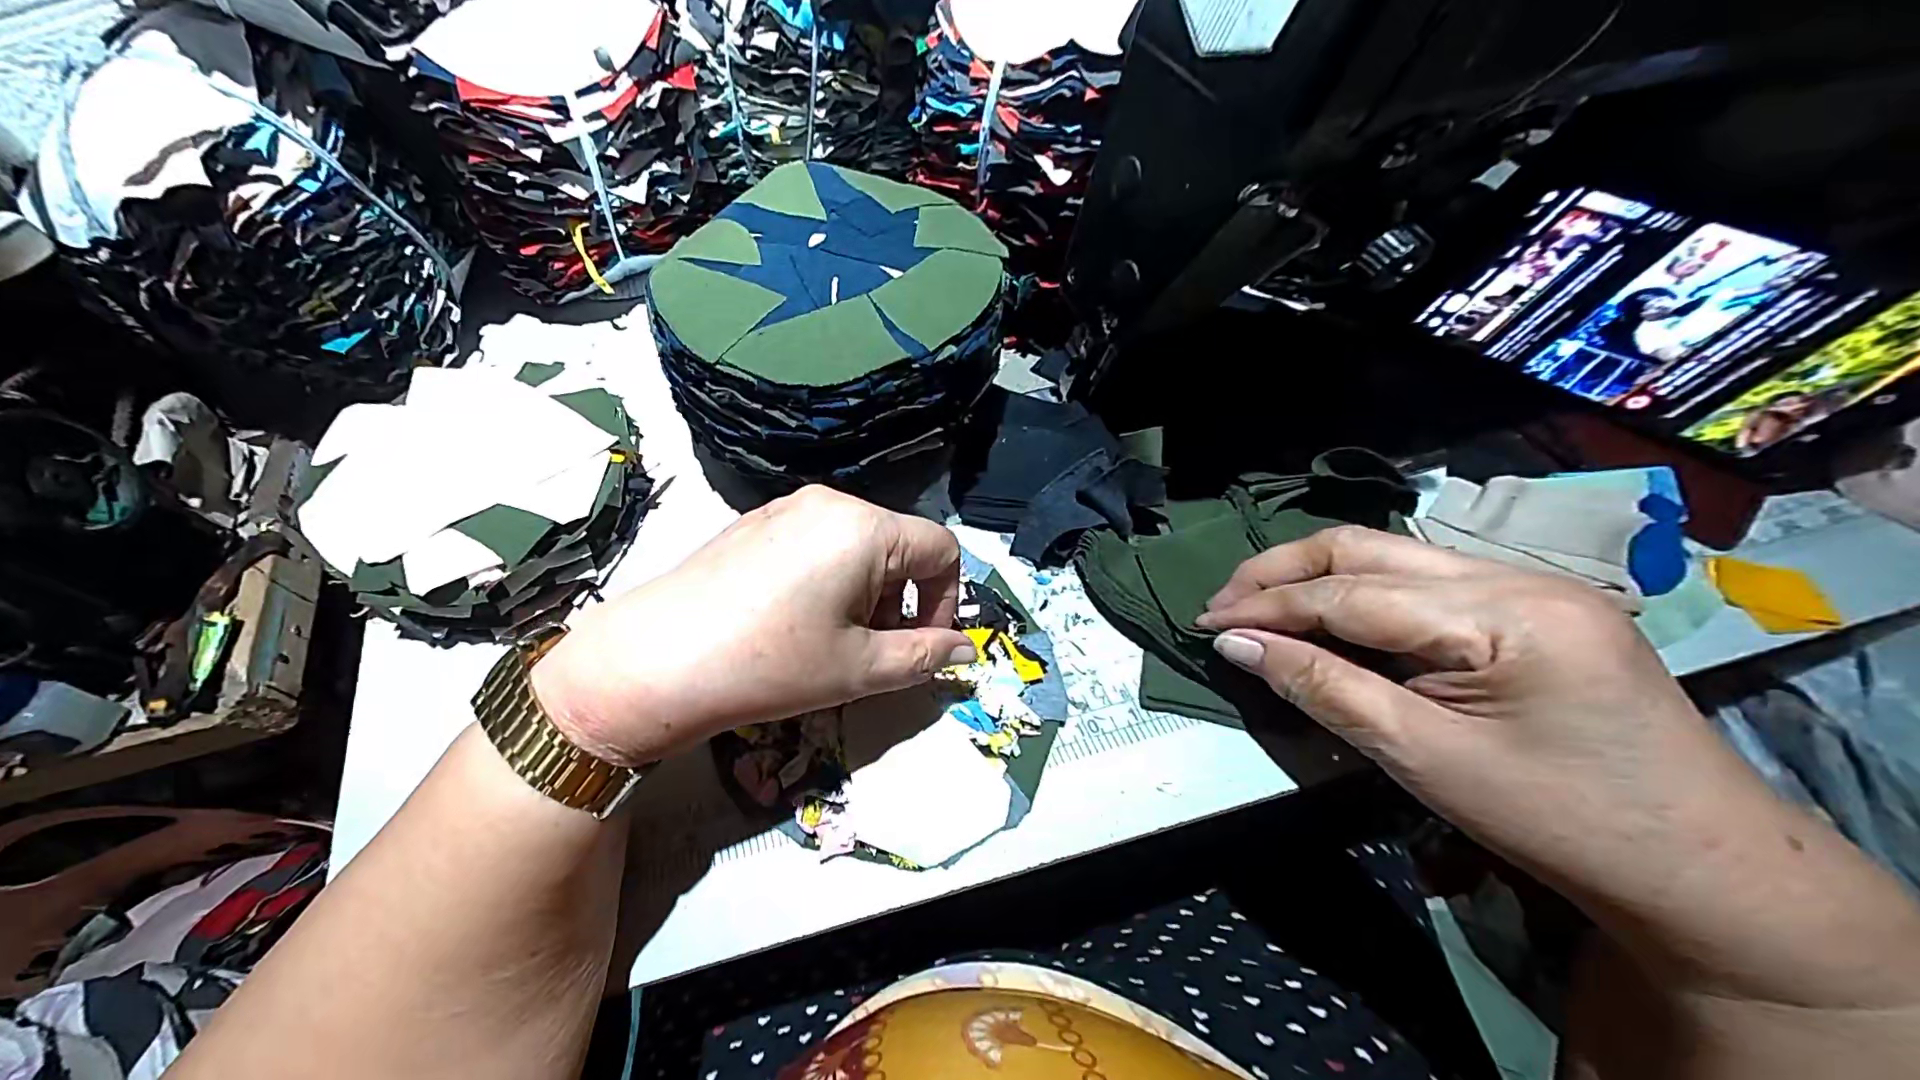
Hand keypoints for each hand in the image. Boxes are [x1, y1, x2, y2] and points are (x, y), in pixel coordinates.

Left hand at [528, 486, 975, 766]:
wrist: (653, 660)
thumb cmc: (769, 664)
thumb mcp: (859, 668)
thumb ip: (924, 655)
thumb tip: (966, 650)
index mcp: (865, 529)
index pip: (941, 549)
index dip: (945, 600)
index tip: (921, 643)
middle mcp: (830, 502)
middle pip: (899, 544)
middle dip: (901, 598)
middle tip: (871, 648)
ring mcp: (787, 506)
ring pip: (859, 542)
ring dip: (867, 590)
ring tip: (829, 637)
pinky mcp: (755, 521)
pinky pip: (818, 540)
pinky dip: (830, 576)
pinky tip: (792, 617)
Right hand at [1196, 526, 1919, 1011]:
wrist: (1703, 869)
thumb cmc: (1558, 821)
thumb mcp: (1422, 757)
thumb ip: (1322, 686)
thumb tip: (1236, 644)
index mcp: (1505, 612)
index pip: (1351, 591)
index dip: (1269, 604)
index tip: (1207, 623)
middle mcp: (1518, 576)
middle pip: (1366, 548)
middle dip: (1282, 573)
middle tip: (1224, 605)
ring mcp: (1528, 584)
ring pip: (1389, 557)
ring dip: (1314, 579)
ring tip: (1259, 609)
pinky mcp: (1528, 605)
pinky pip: (1419, 583)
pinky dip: (1357, 597)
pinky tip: (1326, 622)